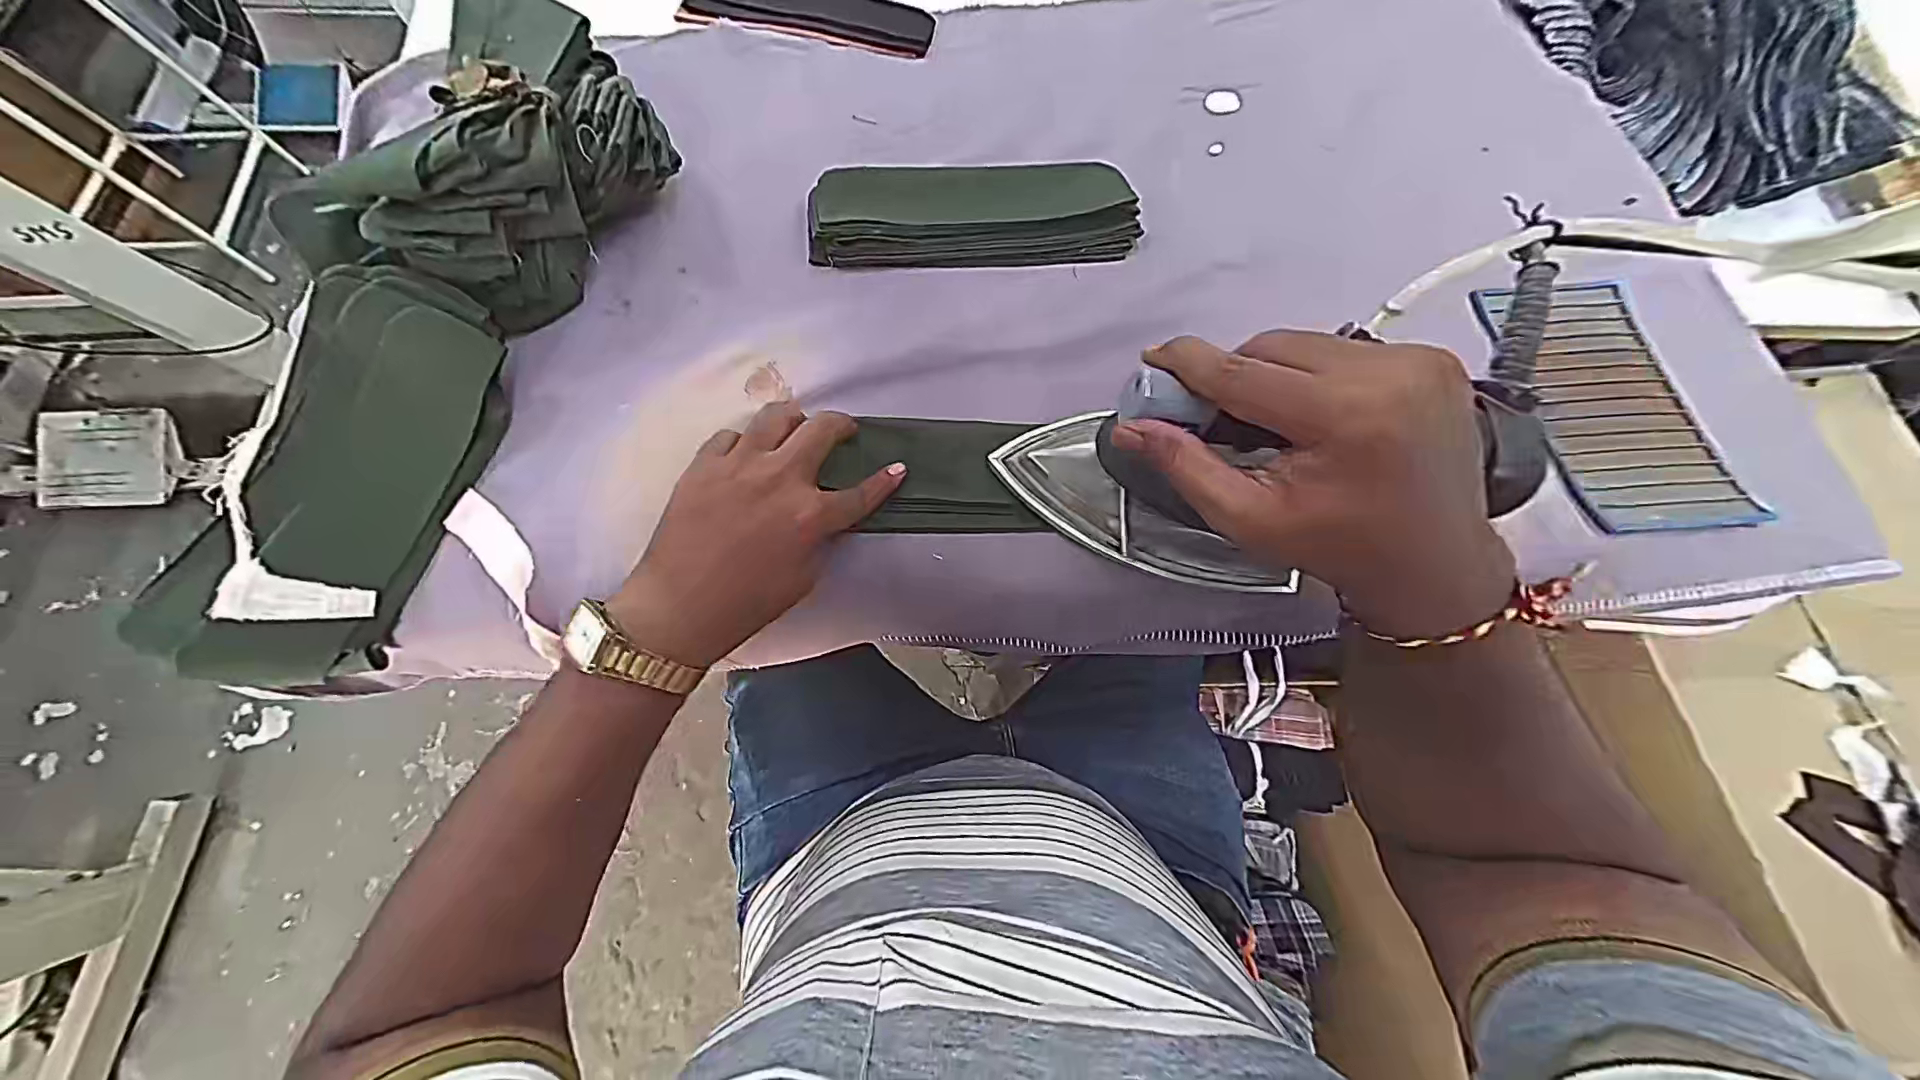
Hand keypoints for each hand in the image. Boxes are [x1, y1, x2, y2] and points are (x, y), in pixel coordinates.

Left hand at [605, 403, 903, 665]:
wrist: (679, 607)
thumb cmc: (747, 603)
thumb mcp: (804, 578)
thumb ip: (821, 539)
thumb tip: (826, 518)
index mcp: (810, 515)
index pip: (860, 492)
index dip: (884, 481)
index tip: (896, 468)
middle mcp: (780, 479)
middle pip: (822, 430)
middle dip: (842, 424)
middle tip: (844, 430)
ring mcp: (739, 465)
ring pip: (776, 416)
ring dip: (794, 419)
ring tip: (795, 428)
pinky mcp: (704, 464)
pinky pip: (731, 435)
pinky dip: (745, 442)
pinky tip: (744, 457)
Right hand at [1108, 330, 1516, 636]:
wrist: (1431, 562)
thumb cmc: (1344, 548)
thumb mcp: (1248, 517)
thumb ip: (1186, 466)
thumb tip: (1137, 429)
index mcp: (1348, 417)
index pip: (1243, 371)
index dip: (1189, 363)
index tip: (1156, 360)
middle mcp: (1392, 374)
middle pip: (1271, 348)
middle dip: (1230, 376)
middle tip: (1206, 412)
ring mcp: (1418, 362)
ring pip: (1304, 343)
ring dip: (1269, 374)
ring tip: (1264, 423)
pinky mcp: (1430, 361)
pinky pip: (1341, 349)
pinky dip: (1309, 375)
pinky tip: (1305, 416)